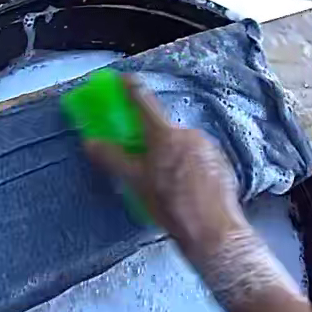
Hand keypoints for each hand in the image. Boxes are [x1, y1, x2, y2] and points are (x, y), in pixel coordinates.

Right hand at [81, 77, 247, 264]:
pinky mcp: (221, 161)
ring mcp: (208, 146)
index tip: (123, 79)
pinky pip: (198, 155)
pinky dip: (188, 164)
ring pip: (182, 143)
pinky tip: (185, 187)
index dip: (130, 88)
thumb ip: (113, 159)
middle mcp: (188, 133)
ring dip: (171, 154)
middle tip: (143, 160)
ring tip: (166, 182)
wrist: (214, 232)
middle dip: (151, 139)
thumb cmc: (172, 207)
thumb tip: (90, 143)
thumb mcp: (136, 184)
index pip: (143, 100)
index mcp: (164, 134)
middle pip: (163, 128)